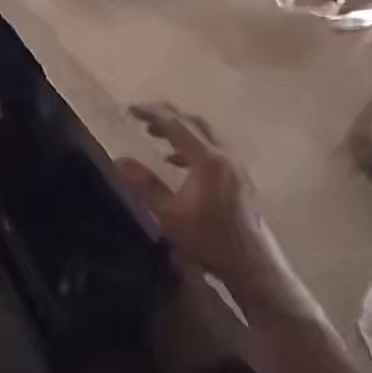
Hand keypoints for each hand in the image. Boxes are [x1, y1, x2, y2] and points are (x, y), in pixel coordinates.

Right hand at [116, 102, 280, 287]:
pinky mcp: (238, 181)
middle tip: (142, 115)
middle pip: (196, 125)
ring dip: (180, 131)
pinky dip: (191, 148)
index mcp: (209, 162)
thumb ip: (145, 185)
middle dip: (168, 116)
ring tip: (155, 134)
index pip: (178, 127)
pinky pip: (213, 152)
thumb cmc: (207, 239)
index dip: (153, 115)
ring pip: (207, 137)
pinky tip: (176, 161)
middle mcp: (226, 158)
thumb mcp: (167, 213)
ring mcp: (236, 169)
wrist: (250, 263)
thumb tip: (121, 160)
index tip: (131, 109)